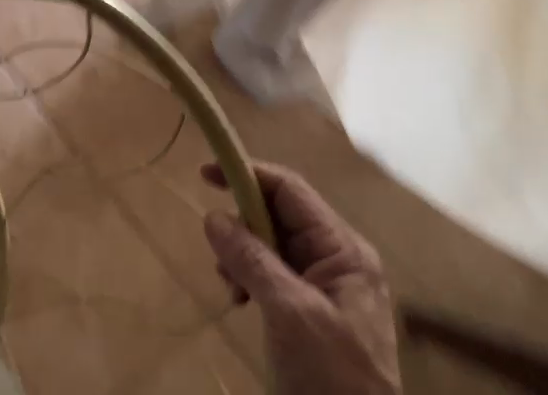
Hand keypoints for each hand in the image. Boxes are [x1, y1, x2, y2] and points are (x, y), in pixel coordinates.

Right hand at [202, 161, 400, 394]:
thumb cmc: (332, 372)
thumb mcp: (289, 312)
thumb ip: (252, 259)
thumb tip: (213, 217)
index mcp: (343, 250)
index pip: (289, 191)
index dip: (247, 175)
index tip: (203, 174)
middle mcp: (336, 259)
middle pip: (278, 216)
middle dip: (242, 225)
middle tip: (218, 254)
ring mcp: (325, 285)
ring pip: (270, 245)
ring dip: (241, 256)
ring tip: (231, 287)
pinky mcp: (310, 310)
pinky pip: (271, 273)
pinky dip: (248, 279)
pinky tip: (240, 299)